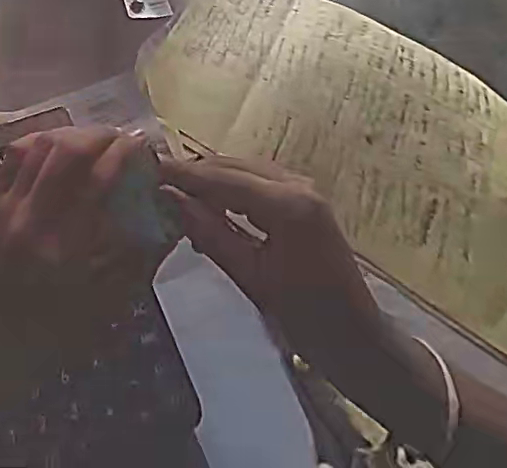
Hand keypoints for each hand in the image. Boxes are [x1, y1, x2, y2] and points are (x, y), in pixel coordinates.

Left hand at [0, 126, 169, 388]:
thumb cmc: (51, 336)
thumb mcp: (105, 308)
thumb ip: (138, 259)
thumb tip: (171, 217)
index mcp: (65, 247)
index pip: (99, 179)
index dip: (127, 155)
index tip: (147, 151)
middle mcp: (33, 215)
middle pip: (67, 150)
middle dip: (102, 136)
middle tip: (126, 141)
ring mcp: (10, 204)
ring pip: (41, 145)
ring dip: (75, 133)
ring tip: (99, 140)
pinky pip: (15, 154)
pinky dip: (41, 140)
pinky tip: (61, 145)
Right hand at [160, 156, 392, 373]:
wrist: (360, 341)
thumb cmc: (307, 317)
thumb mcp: (251, 277)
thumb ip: (208, 232)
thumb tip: (168, 198)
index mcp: (287, 205)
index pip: (221, 178)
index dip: (182, 173)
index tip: (146, 169)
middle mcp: (296, 184)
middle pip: (230, 166)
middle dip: (193, 173)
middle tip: (154, 182)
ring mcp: (302, 187)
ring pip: (241, 169)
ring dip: (209, 179)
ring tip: (175, 192)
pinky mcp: (302, 196)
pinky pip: (254, 179)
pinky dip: (228, 187)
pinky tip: (209, 202)